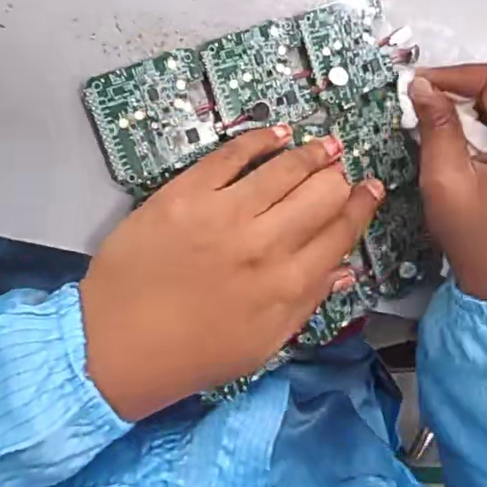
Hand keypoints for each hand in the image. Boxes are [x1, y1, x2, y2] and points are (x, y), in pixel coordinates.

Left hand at [80, 125, 384, 419]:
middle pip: (321, 193)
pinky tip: (276, 134)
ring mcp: (223, 214)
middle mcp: (264, 244)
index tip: (370, 189)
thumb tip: (345, 269)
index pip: (341, 232)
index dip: (360, 206)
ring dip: (311, 152)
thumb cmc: (191, 353)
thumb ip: (308, 303)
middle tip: (340, 169)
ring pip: (284, 168)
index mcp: (288, 285)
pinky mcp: (185, 194)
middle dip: (338, 177)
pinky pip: (231, 155)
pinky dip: (259, 140)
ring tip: (323, 144)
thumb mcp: (262, 344)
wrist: (116, 343)